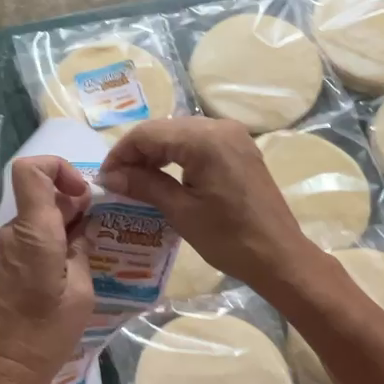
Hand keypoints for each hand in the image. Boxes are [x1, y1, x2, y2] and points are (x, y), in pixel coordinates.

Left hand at [0, 156, 96, 383]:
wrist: (6, 368)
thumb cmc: (47, 332)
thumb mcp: (81, 291)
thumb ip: (82, 249)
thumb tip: (84, 226)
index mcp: (34, 233)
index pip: (31, 170)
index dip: (58, 167)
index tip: (83, 193)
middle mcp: (14, 232)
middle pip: (40, 191)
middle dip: (72, 199)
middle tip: (98, 226)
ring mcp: (6, 247)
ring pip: (37, 213)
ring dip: (64, 220)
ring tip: (90, 247)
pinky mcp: (5, 263)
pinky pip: (31, 234)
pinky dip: (53, 237)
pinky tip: (73, 263)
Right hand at [98, 118, 321, 289]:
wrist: (279, 257)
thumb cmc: (229, 238)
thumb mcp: (181, 212)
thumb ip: (144, 185)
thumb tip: (110, 176)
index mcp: (205, 139)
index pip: (148, 133)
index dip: (121, 153)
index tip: (104, 179)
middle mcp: (220, 127)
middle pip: (164, 129)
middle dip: (137, 153)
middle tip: (117, 181)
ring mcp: (234, 136)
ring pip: (180, 134)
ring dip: (156, 154)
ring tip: (136, 182)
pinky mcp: (240, 149)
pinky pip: (199, 143)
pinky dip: (177, 156)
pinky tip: (164, 178)